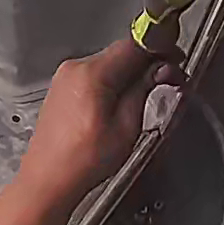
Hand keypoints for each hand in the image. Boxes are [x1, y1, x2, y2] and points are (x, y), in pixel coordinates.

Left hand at [16, 39, 180, 202]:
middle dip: (147, 63)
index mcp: (92, 75)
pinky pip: (94, 75)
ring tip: (144, 96)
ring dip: (129, 73)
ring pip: (108, 63)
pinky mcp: (62, 88)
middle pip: (121, 52)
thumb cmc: (82, 161)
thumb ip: (144, 91)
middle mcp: (75, 68)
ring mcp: (65, 77)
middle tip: (168, 80)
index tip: (175, 59)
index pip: (134, 45)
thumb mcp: (127, 127)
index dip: (160, 50)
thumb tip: (159, 70)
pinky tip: (119, 103)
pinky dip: (111, 82)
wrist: (48, 179)